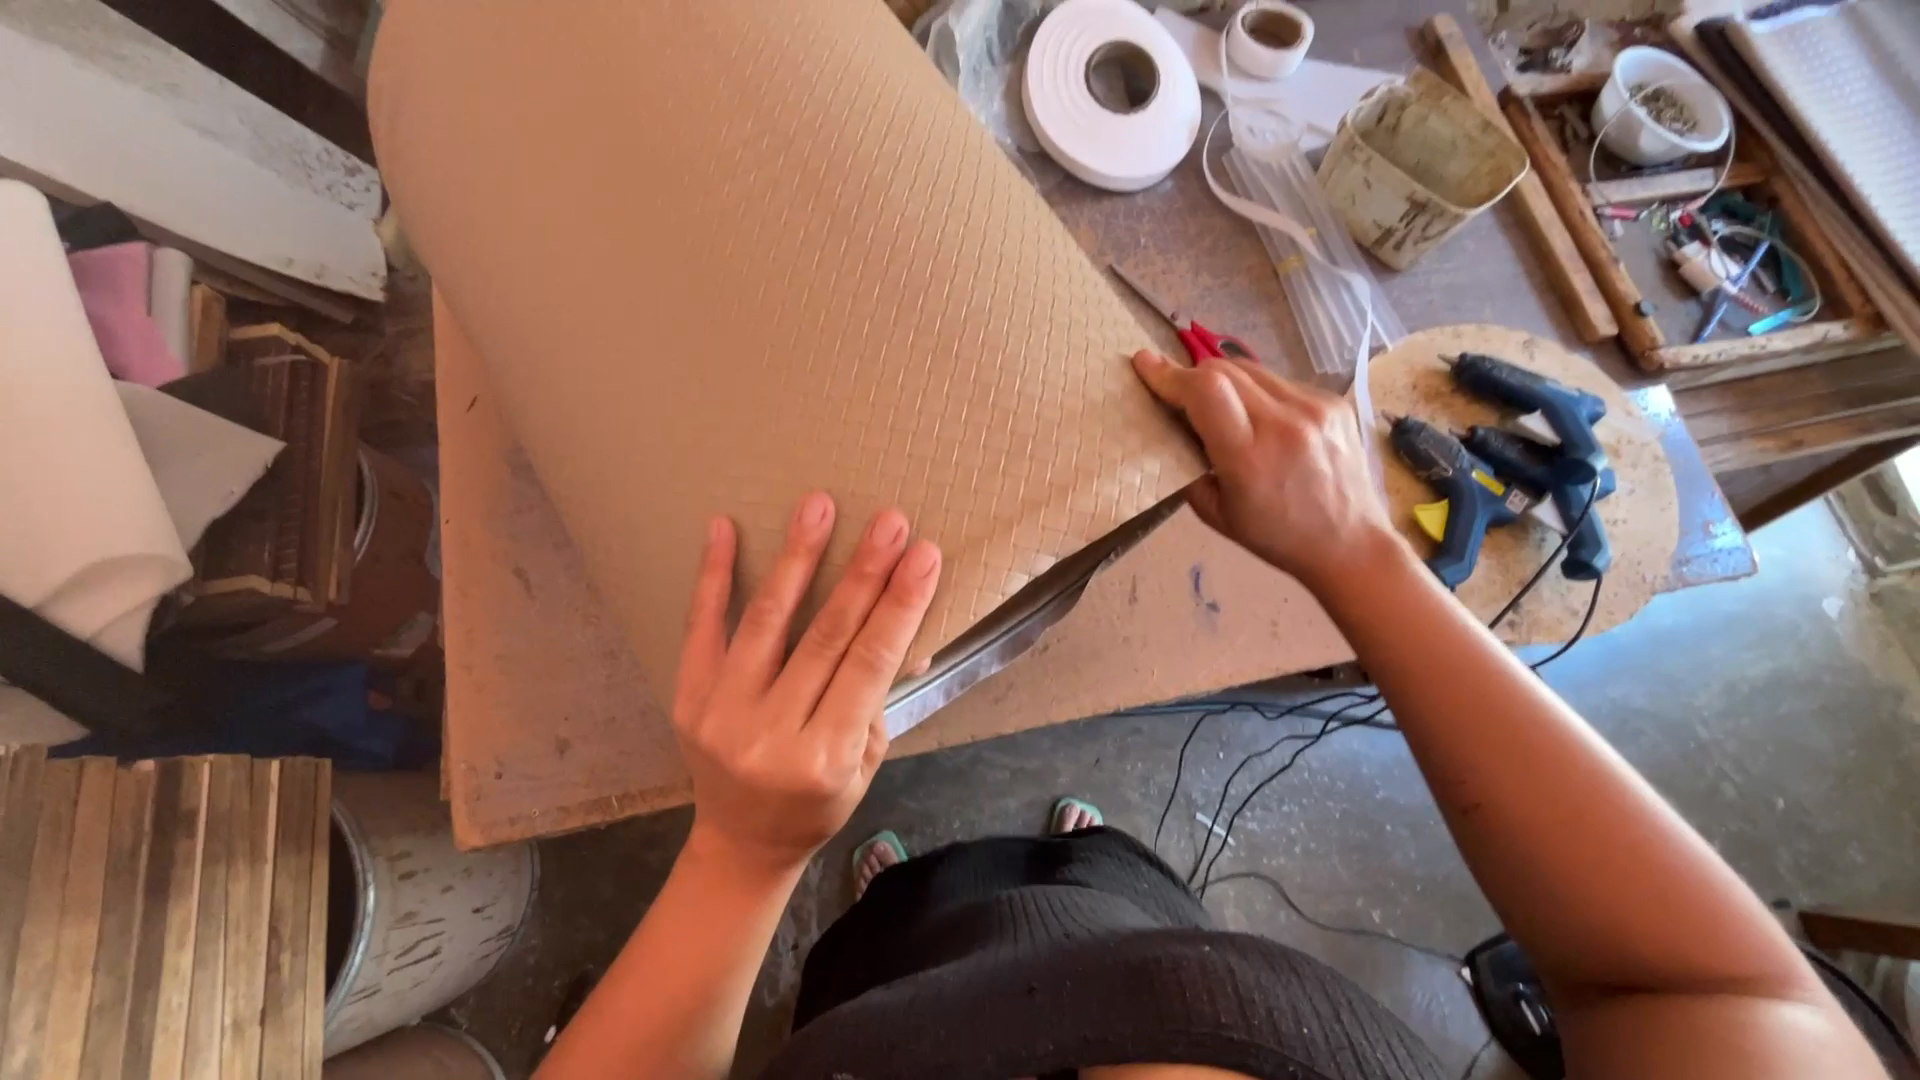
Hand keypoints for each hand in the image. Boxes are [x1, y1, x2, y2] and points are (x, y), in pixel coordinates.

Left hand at [673, 492, 941, 874]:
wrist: (741, 844)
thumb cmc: (816, 805)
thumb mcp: (865, 766)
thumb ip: (878, 701)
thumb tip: (905, 634)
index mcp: (826, 757)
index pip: (870, 665)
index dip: (899, 606)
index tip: (924, 554)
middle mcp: (771, 734)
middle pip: (826, 637)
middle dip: (863, 574)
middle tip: (888, 521)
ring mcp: (721, 713)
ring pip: (766, 623)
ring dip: (797, 559)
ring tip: (817, 506)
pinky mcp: (687, 698)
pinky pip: (700, 628)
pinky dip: (712, 576)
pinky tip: (724, 528)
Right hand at [1132, 350, 1397, 587]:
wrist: (1352, 544)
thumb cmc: (1276, 537)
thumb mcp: (1216, 513)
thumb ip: (1191, 465)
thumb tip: (1174, 424)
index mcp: (1249, 457)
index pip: (1205, 391)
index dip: (1169, 374)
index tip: (1144, 363)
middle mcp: (1284, 423)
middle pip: (1223, 369)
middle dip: (1192, 376)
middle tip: (1178, 392)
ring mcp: (1315, 407)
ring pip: (1251, 370)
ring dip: (1224, 382)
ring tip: (1221, 408)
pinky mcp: (1334, 402)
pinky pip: (1280, 382)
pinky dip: (1258, 394)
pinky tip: (1262, 421)